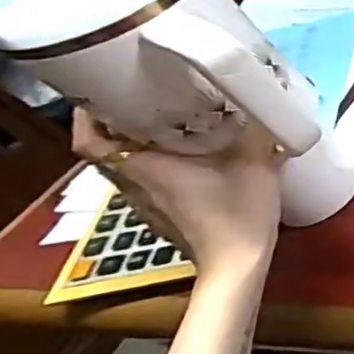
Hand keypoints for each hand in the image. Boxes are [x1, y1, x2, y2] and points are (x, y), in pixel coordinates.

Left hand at [72, 109, 285, 274]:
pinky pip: (143, 179)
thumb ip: (257, 131)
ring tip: (162, 116)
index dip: (86, 115)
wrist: (236, 265)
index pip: (91, 142)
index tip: (101, 89)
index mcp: (147, 169)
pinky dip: (150, 160)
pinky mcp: (160, 214)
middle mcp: (136, 186)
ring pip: (122, 166)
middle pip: (103, 151)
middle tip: (139, 94)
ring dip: (131, 142)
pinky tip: (184, 151)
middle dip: (112, 122)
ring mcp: (146, 203)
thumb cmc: (238, 211)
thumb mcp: (256, 164)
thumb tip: (266, 100)